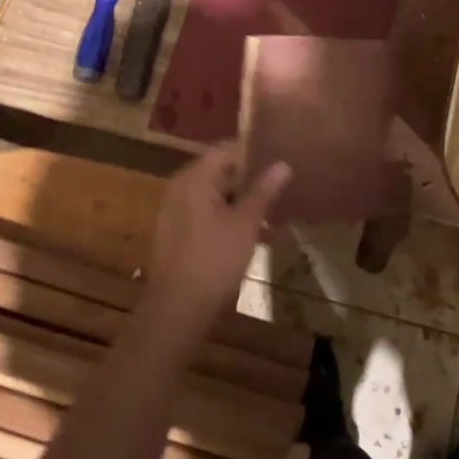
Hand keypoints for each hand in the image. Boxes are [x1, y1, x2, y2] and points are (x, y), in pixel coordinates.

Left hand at [144, 145, 291, 343]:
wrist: (177, 308)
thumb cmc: (214, 260)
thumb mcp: (245, 224)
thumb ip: (263, 191)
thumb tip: (283, 164)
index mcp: (194, 178)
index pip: (226, 149)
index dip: (253, 152)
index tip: (279, 158)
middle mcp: (180, 187)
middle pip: (219, 171)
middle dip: (250, 180)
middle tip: (280, 188)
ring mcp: (175, 210)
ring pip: (214, 194)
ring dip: (241, 201)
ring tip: (271, 213)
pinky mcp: (176, 232)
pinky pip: (205, 213)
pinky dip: (227, 217)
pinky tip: (251, 234)